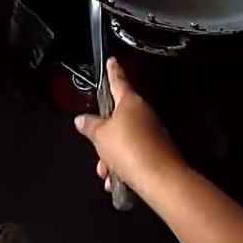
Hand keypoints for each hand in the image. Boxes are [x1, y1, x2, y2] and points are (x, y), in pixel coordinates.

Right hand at [73, 59, 190, 196]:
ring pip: (123, 141)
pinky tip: (117, 181)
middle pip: (117, 119)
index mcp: (130, 102)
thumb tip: (81, 119)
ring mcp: (152, 133)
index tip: (112, 61)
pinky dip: (122, 168)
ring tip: (107, 172)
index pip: (118, 80)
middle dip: (103, 138)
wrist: (160, 179)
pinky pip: (133, 156)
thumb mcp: (100, 136)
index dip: (112, 71)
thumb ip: (89, 126)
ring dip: (111, 157)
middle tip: (97, 150)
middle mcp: (144, 114)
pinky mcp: (157, 152)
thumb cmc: (130, 150)